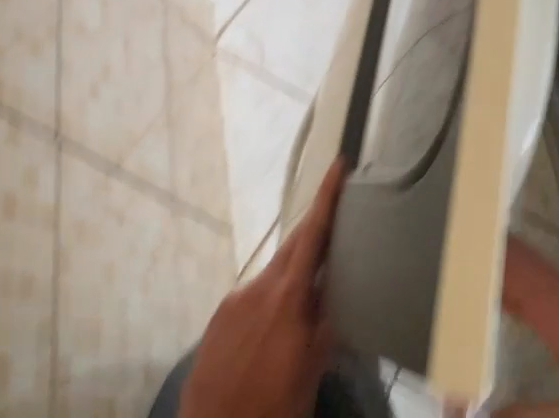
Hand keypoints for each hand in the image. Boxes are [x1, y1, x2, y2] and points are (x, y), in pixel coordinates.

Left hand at [180, 160, 345, 417]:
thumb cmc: (276, 402)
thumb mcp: (315, 362)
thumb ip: (325, 315)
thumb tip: (333, 283)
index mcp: (286, 296)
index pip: (311, 234)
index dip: (326, 198)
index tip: (338, 164)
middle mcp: (256, 289)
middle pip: (293, 247)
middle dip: (316, 230)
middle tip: (342, 219)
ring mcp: (231, 304)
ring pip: (274, 274)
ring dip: (296, 274)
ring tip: (315, 292)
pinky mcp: (216, 322)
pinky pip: (254, 297)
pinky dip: (275, 299)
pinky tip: (281, 326)